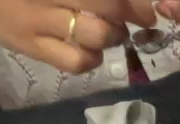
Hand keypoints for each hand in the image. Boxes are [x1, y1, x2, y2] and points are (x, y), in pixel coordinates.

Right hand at [0, 0, 155, 73]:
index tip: (146, 5)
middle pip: (105, 4)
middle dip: (131, 12)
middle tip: (140, 15)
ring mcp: (38, 22)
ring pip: (97, 36)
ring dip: (115, 34)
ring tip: (114, 30)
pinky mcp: (34, 49)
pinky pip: (77, 62)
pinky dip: (93, 58)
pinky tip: (92, 49)